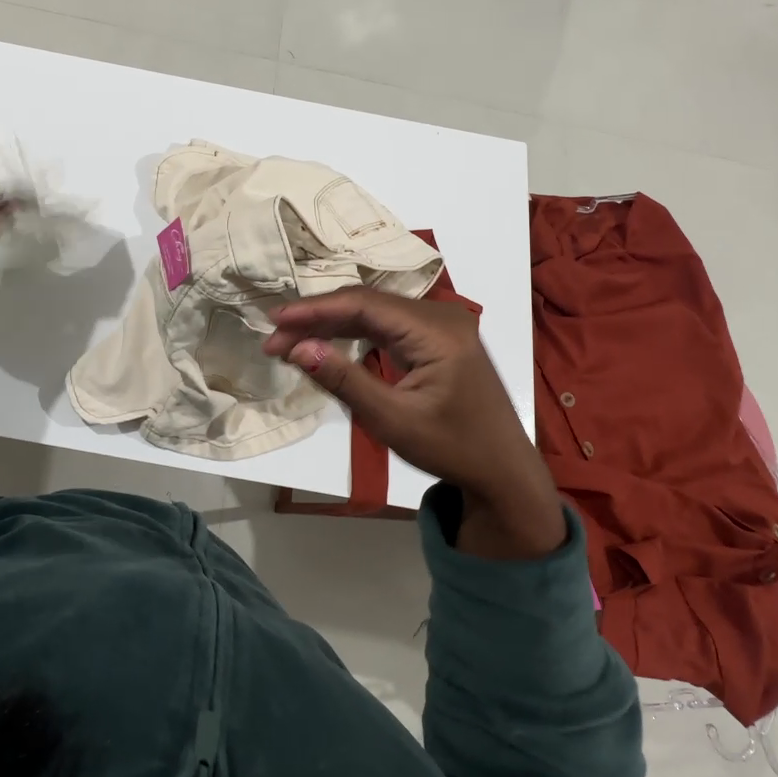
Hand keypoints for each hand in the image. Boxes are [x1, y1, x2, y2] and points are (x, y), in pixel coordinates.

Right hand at [263, 289, 566, 559]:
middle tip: (274, 338)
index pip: (363, 305)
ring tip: (289, 341)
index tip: (274, 320)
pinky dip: (351, 333)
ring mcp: (440, 326)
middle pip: (366, 303)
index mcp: (437, 332)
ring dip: (330, 325)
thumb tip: (297, 348)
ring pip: (372, 312)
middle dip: (316, 318)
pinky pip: (385, 325)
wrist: (503, 473)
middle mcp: (441, 317)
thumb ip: (344, 380)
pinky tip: (324, 343)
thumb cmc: (452, 449)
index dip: (314, 310)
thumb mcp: (391, 420)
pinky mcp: (436, 339)